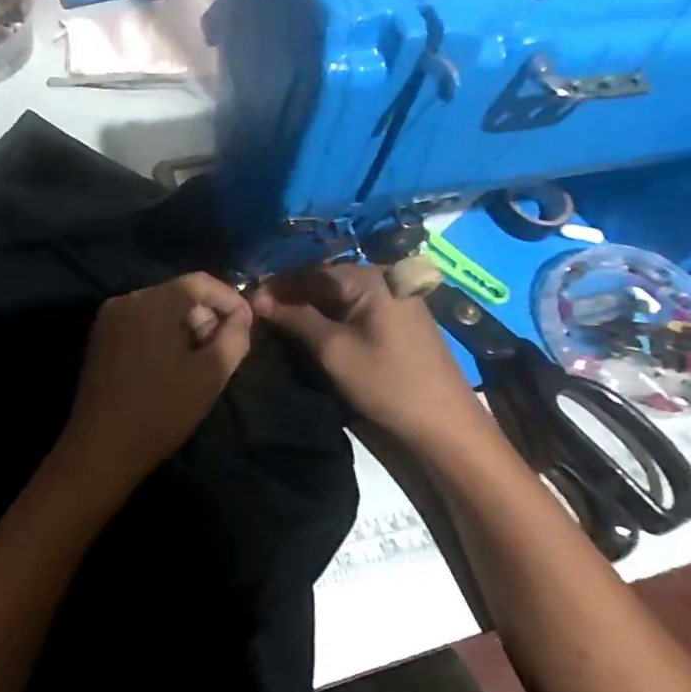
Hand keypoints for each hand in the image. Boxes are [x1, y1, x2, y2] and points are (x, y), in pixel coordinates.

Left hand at [62, 272, 252, 478]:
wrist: (103, 451)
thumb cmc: (161, 410)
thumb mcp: (212, 373)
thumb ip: (235, 337)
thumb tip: (242, 317)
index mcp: (152, 303)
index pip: (200, 282)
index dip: (230, 299)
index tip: (247, 325)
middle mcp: (126, 301)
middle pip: (180, 294)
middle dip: (208, 316)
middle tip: (223, 349)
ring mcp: (109, 320)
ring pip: (162, 309)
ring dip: (187, 328)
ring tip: (200, 362)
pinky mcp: (101, 340)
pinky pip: (143, 324)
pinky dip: (164, 335)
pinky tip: (173, 366)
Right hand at [250, 264, 487, 444]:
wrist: (442, 419)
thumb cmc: (386, 382)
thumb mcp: (333, 350)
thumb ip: (296, 318)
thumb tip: (259, 298)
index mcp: (370, 277)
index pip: (312, 271)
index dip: (278, 285)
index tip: (248, 301)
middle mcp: (385, 276)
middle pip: (327, 279)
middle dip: (293, 294)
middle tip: (260, 312)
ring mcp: (396, 294)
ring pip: (341, 293)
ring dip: (311, 306)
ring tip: (279, 320)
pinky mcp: (400, 314)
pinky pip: (357, 305)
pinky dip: (332, 314)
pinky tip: (311, 327)